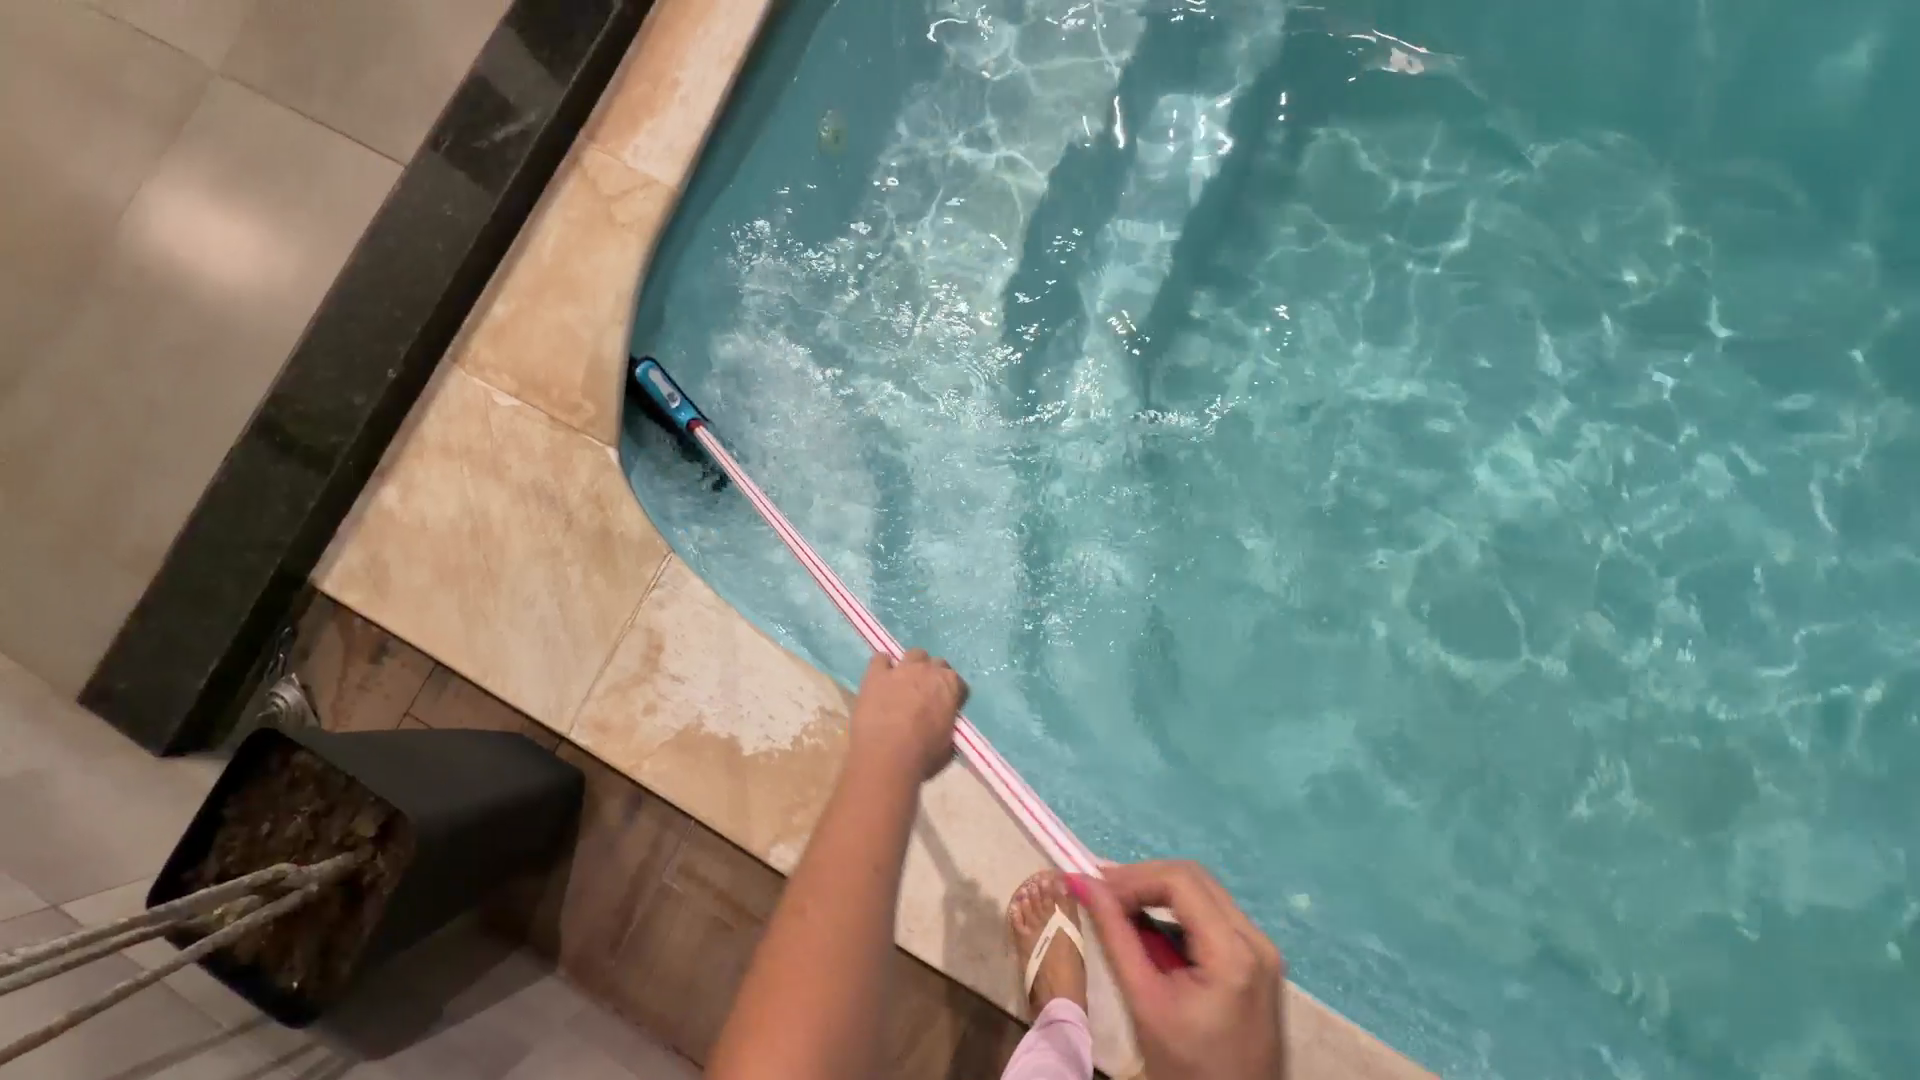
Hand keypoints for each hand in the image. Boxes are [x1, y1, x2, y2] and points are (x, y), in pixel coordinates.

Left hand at [848, 649, 966, 779]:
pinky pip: (881, 659)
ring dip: (911, 665)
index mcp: (950, 686)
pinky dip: (883, 666)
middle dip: (932, 675)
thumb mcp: (948, 743)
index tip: (946, 703)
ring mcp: (901, 669)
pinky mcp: (876, 674)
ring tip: (904, 681)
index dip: (951, 692)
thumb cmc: (923, 755)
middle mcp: (928, 670)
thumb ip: (948, 723)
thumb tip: (944, 722)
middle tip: (924, 693)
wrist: (887, 756)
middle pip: (935, 662)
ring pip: (912, 654)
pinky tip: (881, 677)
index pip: (957, 681)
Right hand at [1076, 861, 1286, 1079]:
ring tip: (1117, 911)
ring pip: (1204, 894)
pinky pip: (1213, 918)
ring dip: (1159, 895)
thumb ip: (1115, 935)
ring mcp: (1262, 951)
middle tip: (1100, 893)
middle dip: (1143, 880)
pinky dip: (1177, 916)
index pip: (1180, 882)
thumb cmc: (1185, 1071)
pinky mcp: (1257, 963)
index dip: (1132, 877)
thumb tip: (1082, 882)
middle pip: (1195, 880)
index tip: (1092, 888)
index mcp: (1234, 952)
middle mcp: (1257, 941)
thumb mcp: (1143, 1002)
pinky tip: (1148, 934)